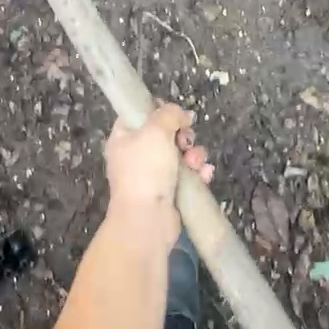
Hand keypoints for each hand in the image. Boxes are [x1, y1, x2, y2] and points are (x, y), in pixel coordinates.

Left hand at [103, 103, 213, 235]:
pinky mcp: (169, 191)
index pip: (139, 113)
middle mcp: (136, 154)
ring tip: (195, 164)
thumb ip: (169, 114)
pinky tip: (204, 175)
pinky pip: (188, 174)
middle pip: (165, 133)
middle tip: (185, 141)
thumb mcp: (155, 130)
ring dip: (194, 155)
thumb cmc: (145, 169)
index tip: (174, 113)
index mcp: (123, 137)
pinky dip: (198, 173)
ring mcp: (153, 174)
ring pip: (180, 153)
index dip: (158, 109)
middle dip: (183, 135)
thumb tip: (181, 115)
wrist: (148, 219)